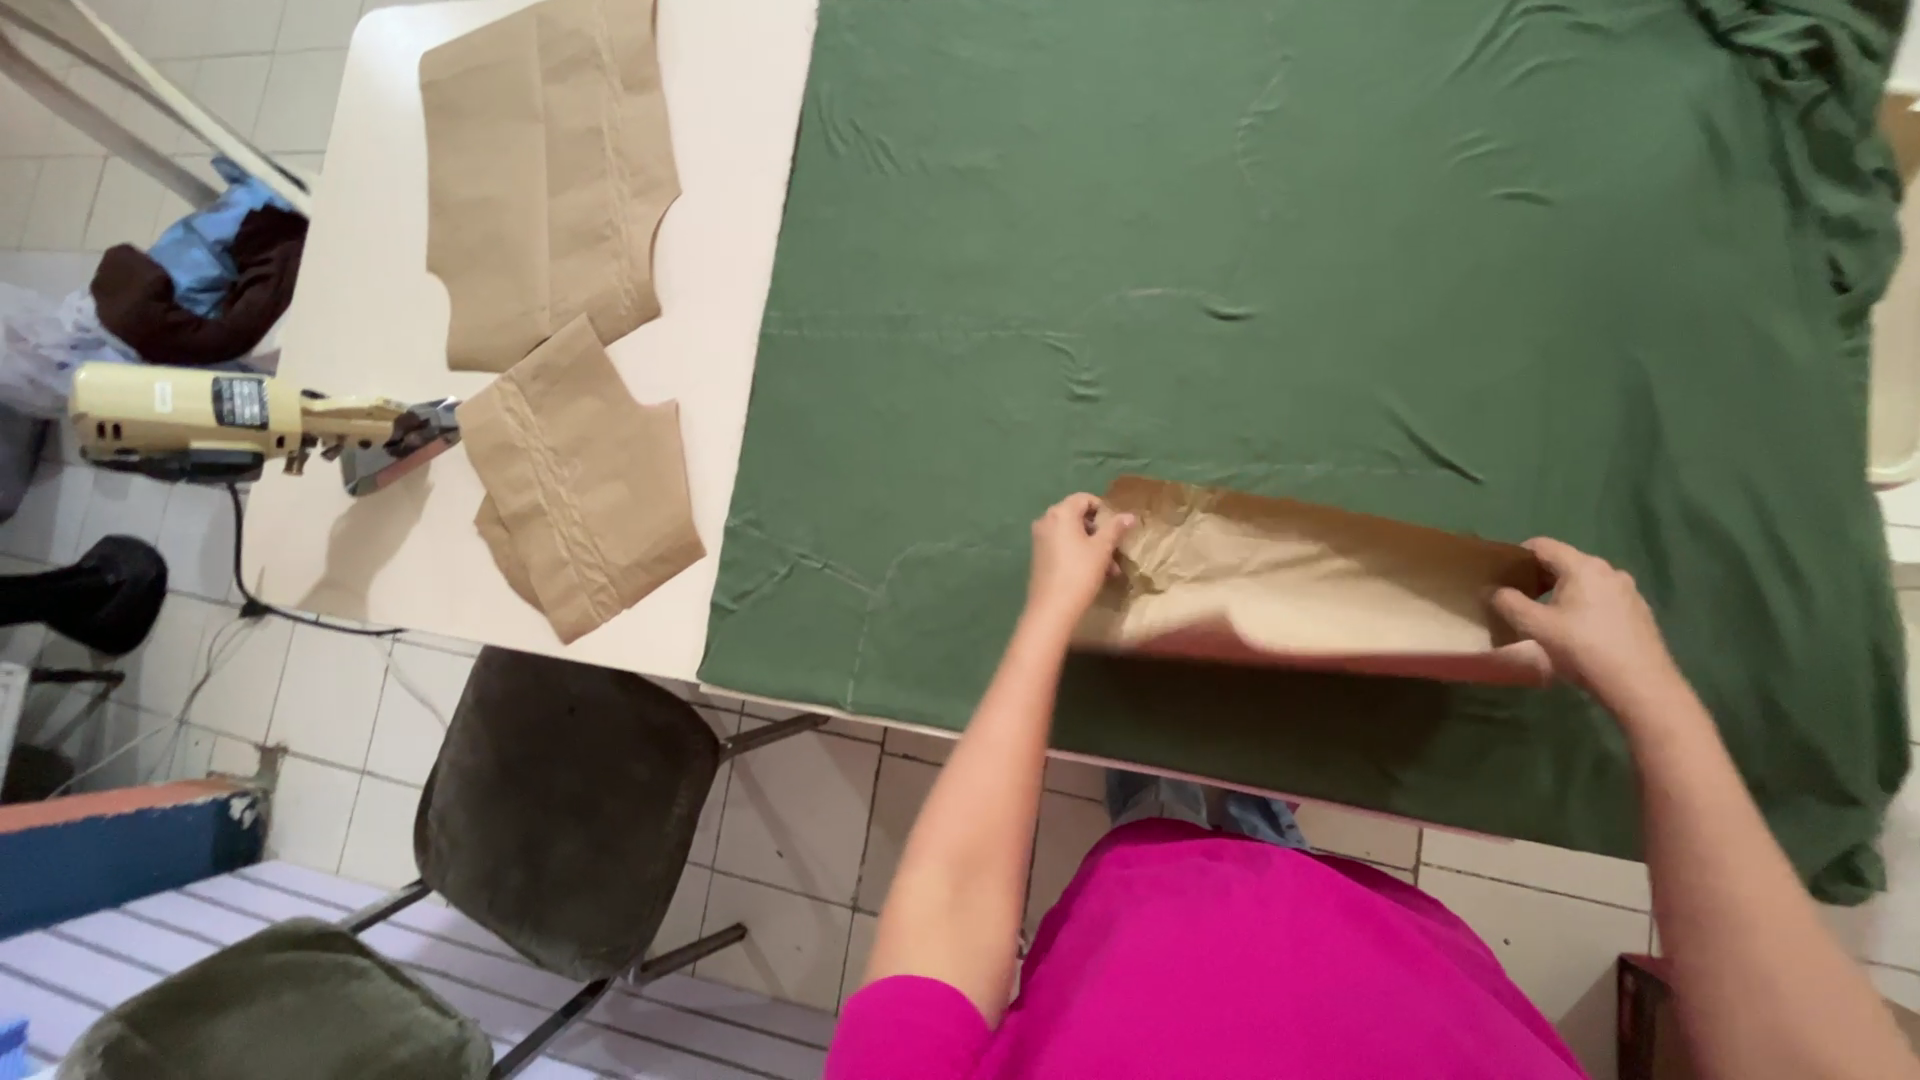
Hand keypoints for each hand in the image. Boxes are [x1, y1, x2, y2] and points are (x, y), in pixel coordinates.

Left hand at [1025, 493, 1134, 628]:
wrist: (1052, 608)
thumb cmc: (1080, 573)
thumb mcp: (1102, 549)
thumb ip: (1115, 528)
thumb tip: (1130, 515)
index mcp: (1060, 513)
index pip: (1085, 499)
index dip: (1103, 510)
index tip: (1116, 528)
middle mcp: (1046, 520)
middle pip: (1078, 516)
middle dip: (1100, 532)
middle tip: (1115, 550)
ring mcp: (1039, 538)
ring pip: (1072, 534)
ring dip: (1093, 546)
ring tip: (1110, 569)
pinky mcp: (1039, 555)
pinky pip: (1062, 545)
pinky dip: (1078, 553)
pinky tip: (1094, 573)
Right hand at [1493, 537, 1683, 709]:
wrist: (1640, 685)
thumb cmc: (1582, 648)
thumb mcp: (1533, 625)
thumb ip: (1507, 602)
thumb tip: (1491, 589)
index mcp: (1583, 567)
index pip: (1542, 545)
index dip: (1516, 555)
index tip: (1501, 575)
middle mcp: (1609, 571)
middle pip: (1563, 562)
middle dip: (1536, 576)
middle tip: (1517, 598)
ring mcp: (1628, 591)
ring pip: (1582, 580)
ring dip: (1559, 591)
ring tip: (1544, 616)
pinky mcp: (1638, 610)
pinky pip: (1600, 596)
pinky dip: (1581, 604)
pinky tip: (1575, 630)